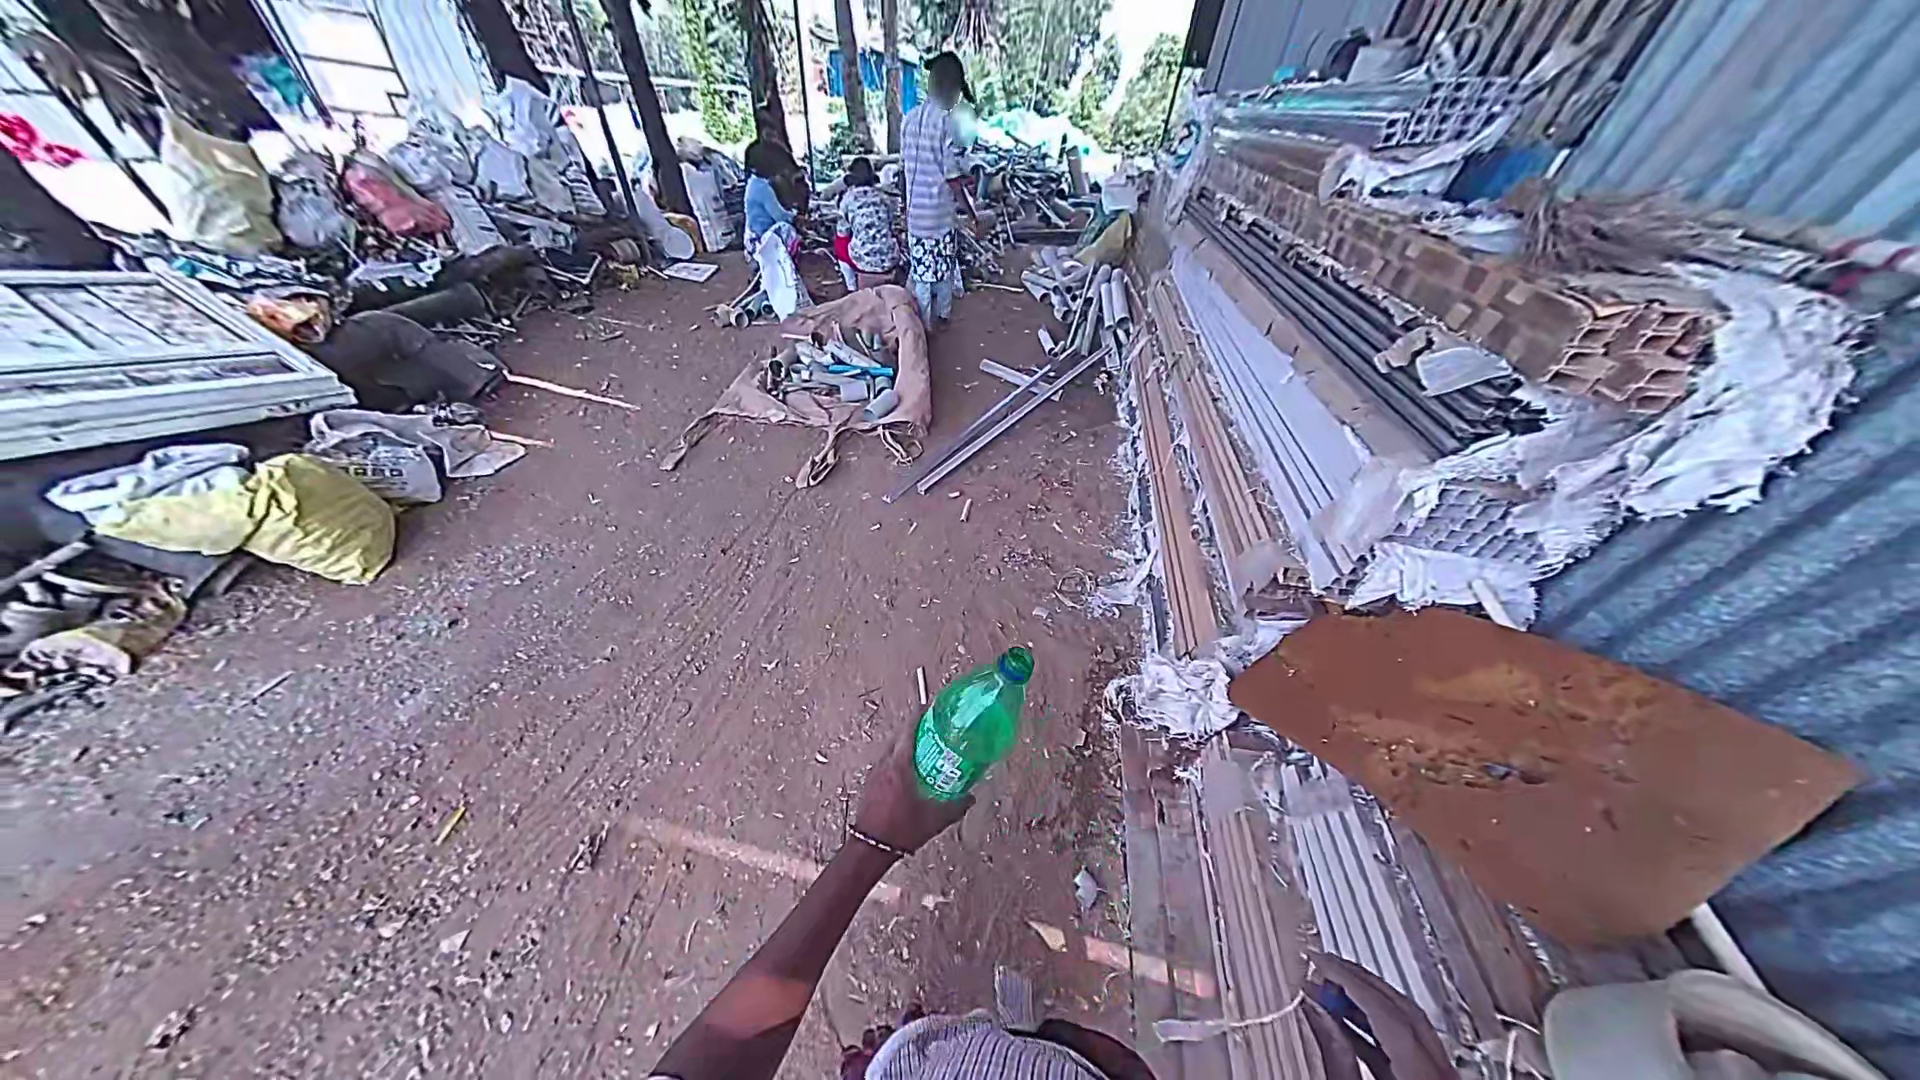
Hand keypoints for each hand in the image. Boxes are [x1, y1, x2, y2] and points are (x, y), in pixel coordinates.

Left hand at [852, 720, 972, 855]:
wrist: (871, 848)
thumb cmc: (900, 830)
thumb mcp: (935, 818)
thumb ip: (956, 806)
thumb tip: (970, 797)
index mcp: (900, 765)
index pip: (908, 730)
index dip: (919, 715)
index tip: (930, 707)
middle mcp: (885, 764)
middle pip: (899, 736)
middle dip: (914, 728)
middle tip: (931, 727)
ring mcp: (875, 773)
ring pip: (891, 748)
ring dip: (905, 743)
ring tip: (922, 747)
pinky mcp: (871, 784)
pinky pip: (886, 762)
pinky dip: (898, 758)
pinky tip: (908, 770)